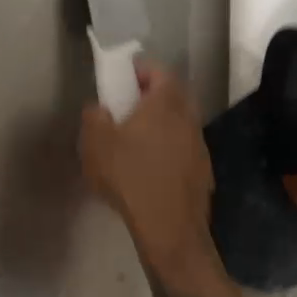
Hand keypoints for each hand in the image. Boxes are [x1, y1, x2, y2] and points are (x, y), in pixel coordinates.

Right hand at [79, 60, 214, 267]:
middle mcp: (188, 120)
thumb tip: (100, 109)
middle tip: (129, 101)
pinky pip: (184, 147)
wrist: (168, 227)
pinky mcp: (202, 172)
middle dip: (153, 93)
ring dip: (162, 121)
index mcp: (164, 105)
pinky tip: (150, 164)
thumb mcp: (95, 142)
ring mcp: (199, 147)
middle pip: (175, 95)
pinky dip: (168, 145)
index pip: (161, 72)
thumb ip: (94, 116)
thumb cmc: (129, 176)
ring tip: (137, 134)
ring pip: (181, 122)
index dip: (143, 68)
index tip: (124, 73)